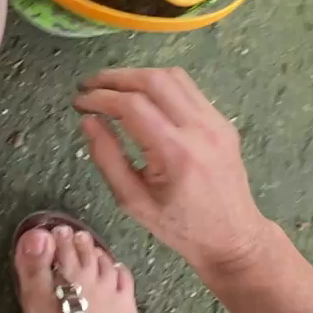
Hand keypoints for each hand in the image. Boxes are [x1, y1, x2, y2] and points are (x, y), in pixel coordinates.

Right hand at [75, 67, 275, 276]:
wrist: (233, 237)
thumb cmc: (179, 227)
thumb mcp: (132, 201)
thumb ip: (107, 158)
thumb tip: (88, 121)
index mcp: (176, 153)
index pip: (132, 105)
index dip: (100, 98)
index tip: (79, 102)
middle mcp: (200, 129)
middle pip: (154, 80)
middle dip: (115, 78)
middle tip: (89, 86)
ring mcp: (216, 122)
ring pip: (173, 77)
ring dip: (137, 75)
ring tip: (111, 87)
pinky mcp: (222, 122)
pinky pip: (187, 89)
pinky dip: (158, 84)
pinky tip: (140, 96)